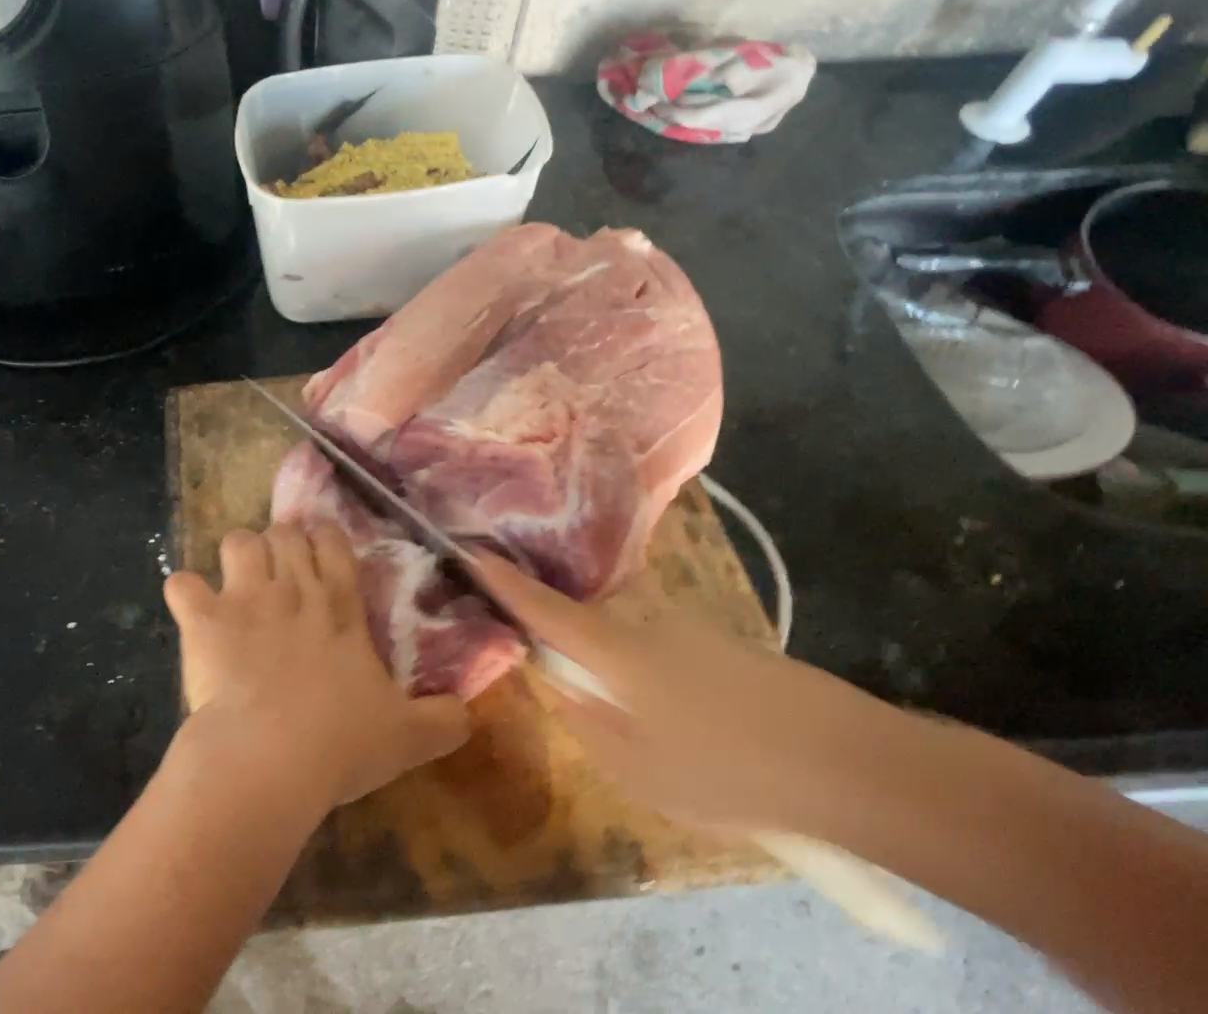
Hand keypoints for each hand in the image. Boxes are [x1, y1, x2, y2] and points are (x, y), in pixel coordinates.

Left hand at [163, 525, 471, 809]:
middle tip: (281, 576)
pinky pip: (181, 584)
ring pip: (236, 542)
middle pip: (282, 533)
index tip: (319, 550)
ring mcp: (244, 601)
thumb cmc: (341, 743)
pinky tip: (192, 613)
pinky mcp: (203, 622)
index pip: (333, 543)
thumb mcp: (409, 738)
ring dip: (238, 558)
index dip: (324, 538)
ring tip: (239, 588)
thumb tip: (467, 715)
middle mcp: (292, 591)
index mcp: (340, 608)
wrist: (270, 757)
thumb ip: (443, 721)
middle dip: (280, 545)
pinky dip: (185, 594)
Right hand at [467, 552, 918, 838]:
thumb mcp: (636, 770)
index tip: (469, 553)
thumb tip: (556, 687)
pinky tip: (702, 734)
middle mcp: (651, 626)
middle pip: (591, 629)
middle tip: (584, 705)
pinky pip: (674, 659)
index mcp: (616, 653)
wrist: (856, 766)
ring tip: (660, 740)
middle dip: (576, 657)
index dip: (503, 583)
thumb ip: (584, 723)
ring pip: (637, 648)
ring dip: (628, 680)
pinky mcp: (732, 647)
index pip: (545, 610)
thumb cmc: (728, 772)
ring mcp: (696, 631)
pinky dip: (668, 686)